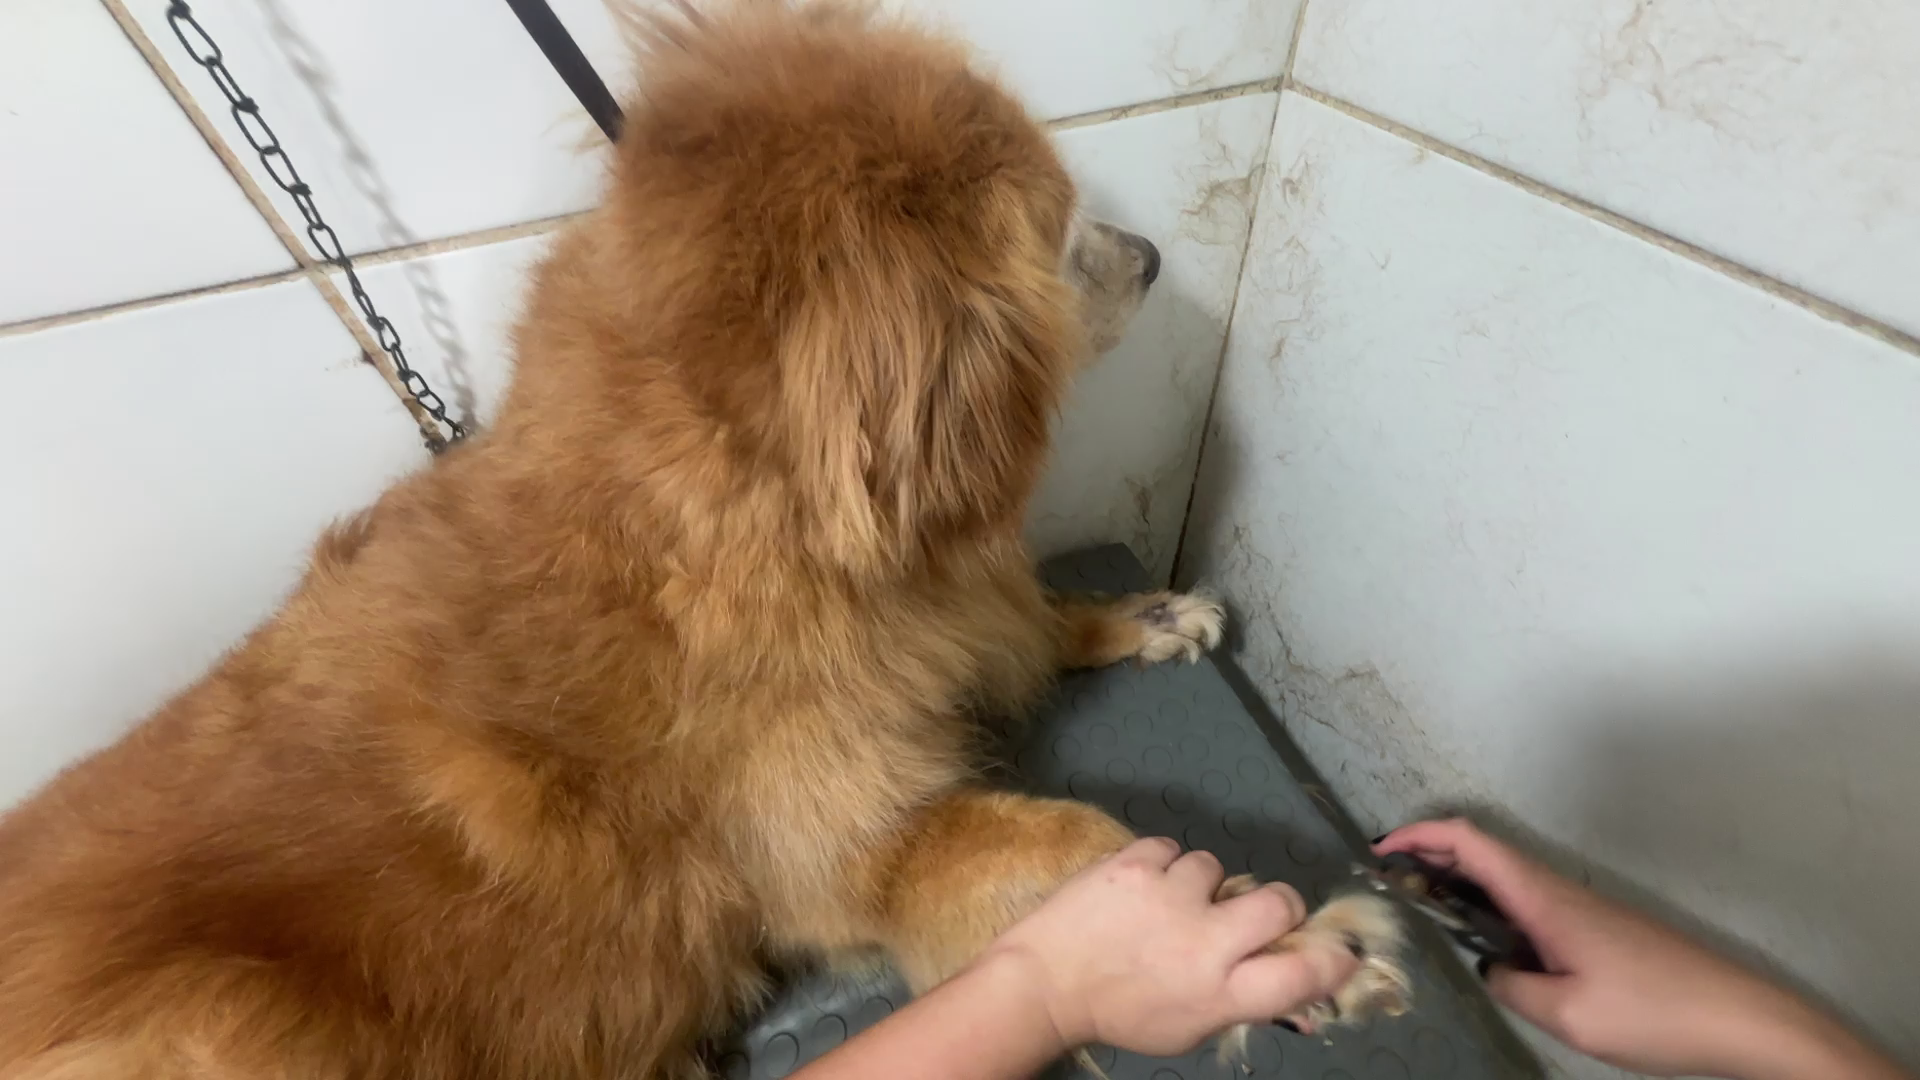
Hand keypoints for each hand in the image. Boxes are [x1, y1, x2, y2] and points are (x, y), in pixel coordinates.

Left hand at [980, 837, 1357, 1056]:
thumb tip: (1288, 985)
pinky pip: (1171, 847)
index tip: (1338, 950)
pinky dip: (1162, 864)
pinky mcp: (1133, 861)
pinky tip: (1142, 884)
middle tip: (1254, 909)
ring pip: (1214, 865)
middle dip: (1277, 903)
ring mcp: (1167, 894)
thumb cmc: (1121, 1011)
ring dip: (1200, 883)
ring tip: (1169, 900)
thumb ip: (1238, 1000)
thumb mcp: (1189, 1028)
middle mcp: (1203, 940)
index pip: (1301, 974)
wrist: (1049, 977)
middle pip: (1276, 903)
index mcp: (1220, 992)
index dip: (1330, 961)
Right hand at [1376, 819, 1878, 1078]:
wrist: (1752, 1024)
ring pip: (1496, 874)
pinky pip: (1519, 899)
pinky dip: (1483, 903)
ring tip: (1425, 911)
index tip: (1379, 850)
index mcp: (1536, 893)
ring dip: (1453, 880)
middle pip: (1474, 848)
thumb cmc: (1655, 1010)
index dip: (1416, 833)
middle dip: (1424, 854)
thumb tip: (1487, 967)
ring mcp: (1571, 905)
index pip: (1464, 838)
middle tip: (1390, 882)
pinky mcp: (1589, 926)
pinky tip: (1484, 941)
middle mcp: (1548, 887)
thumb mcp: (1567, 1013)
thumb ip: (1508, 984)